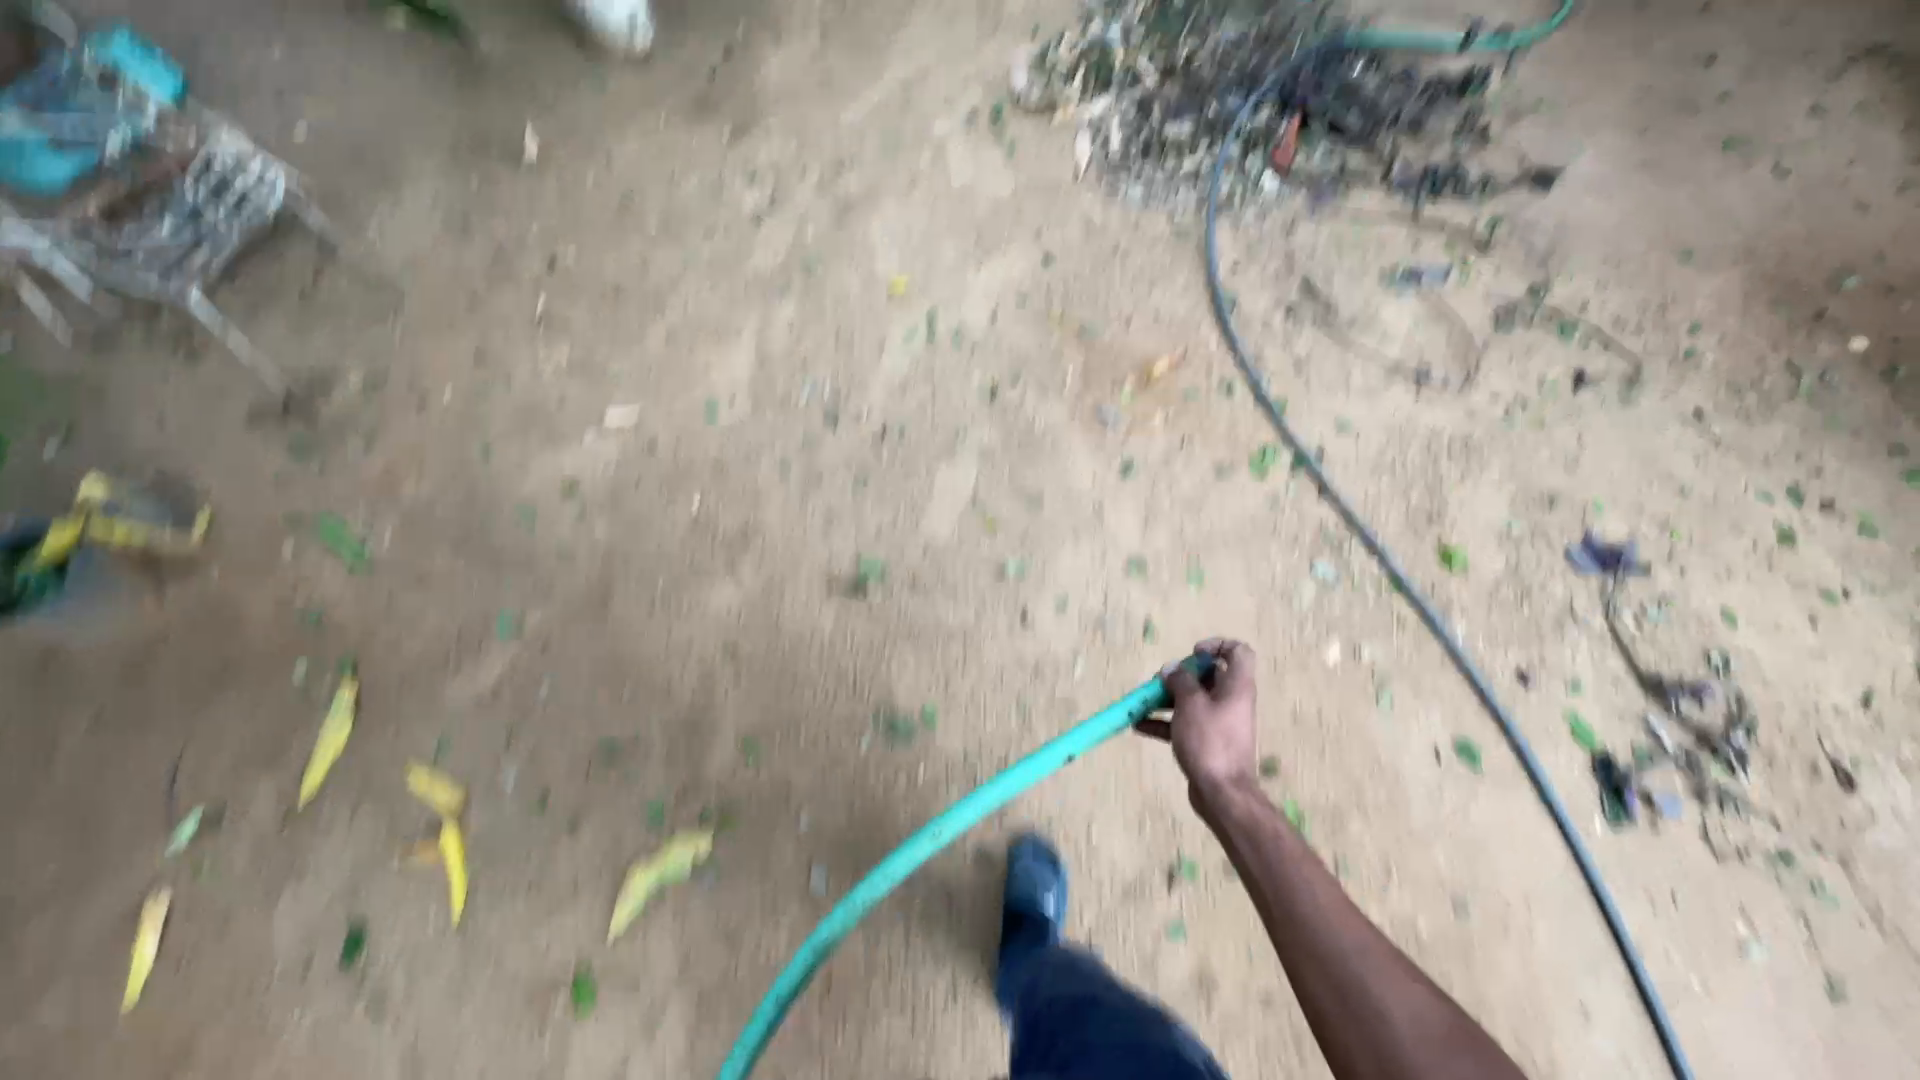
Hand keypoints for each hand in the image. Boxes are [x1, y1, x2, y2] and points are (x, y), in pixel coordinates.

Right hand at [1136, 638, 1259, 806]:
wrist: (1222, 792)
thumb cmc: (1210, 741)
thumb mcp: (1191, 704)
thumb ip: (1180, 681)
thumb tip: (1172, 669)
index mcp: (1236, 686)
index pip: (1238, 652)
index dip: (1217, 646)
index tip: (1193, 654)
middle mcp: (1231, 700)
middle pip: (1208, 676)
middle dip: (1180, 676)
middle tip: (1160, 682)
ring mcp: (1219, 722)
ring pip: (1193, 701)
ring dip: (1167, 699)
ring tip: (1143, 703)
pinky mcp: (1207, 742)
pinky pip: (1185, 723)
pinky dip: (1164, 722)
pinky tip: (1139, 726)